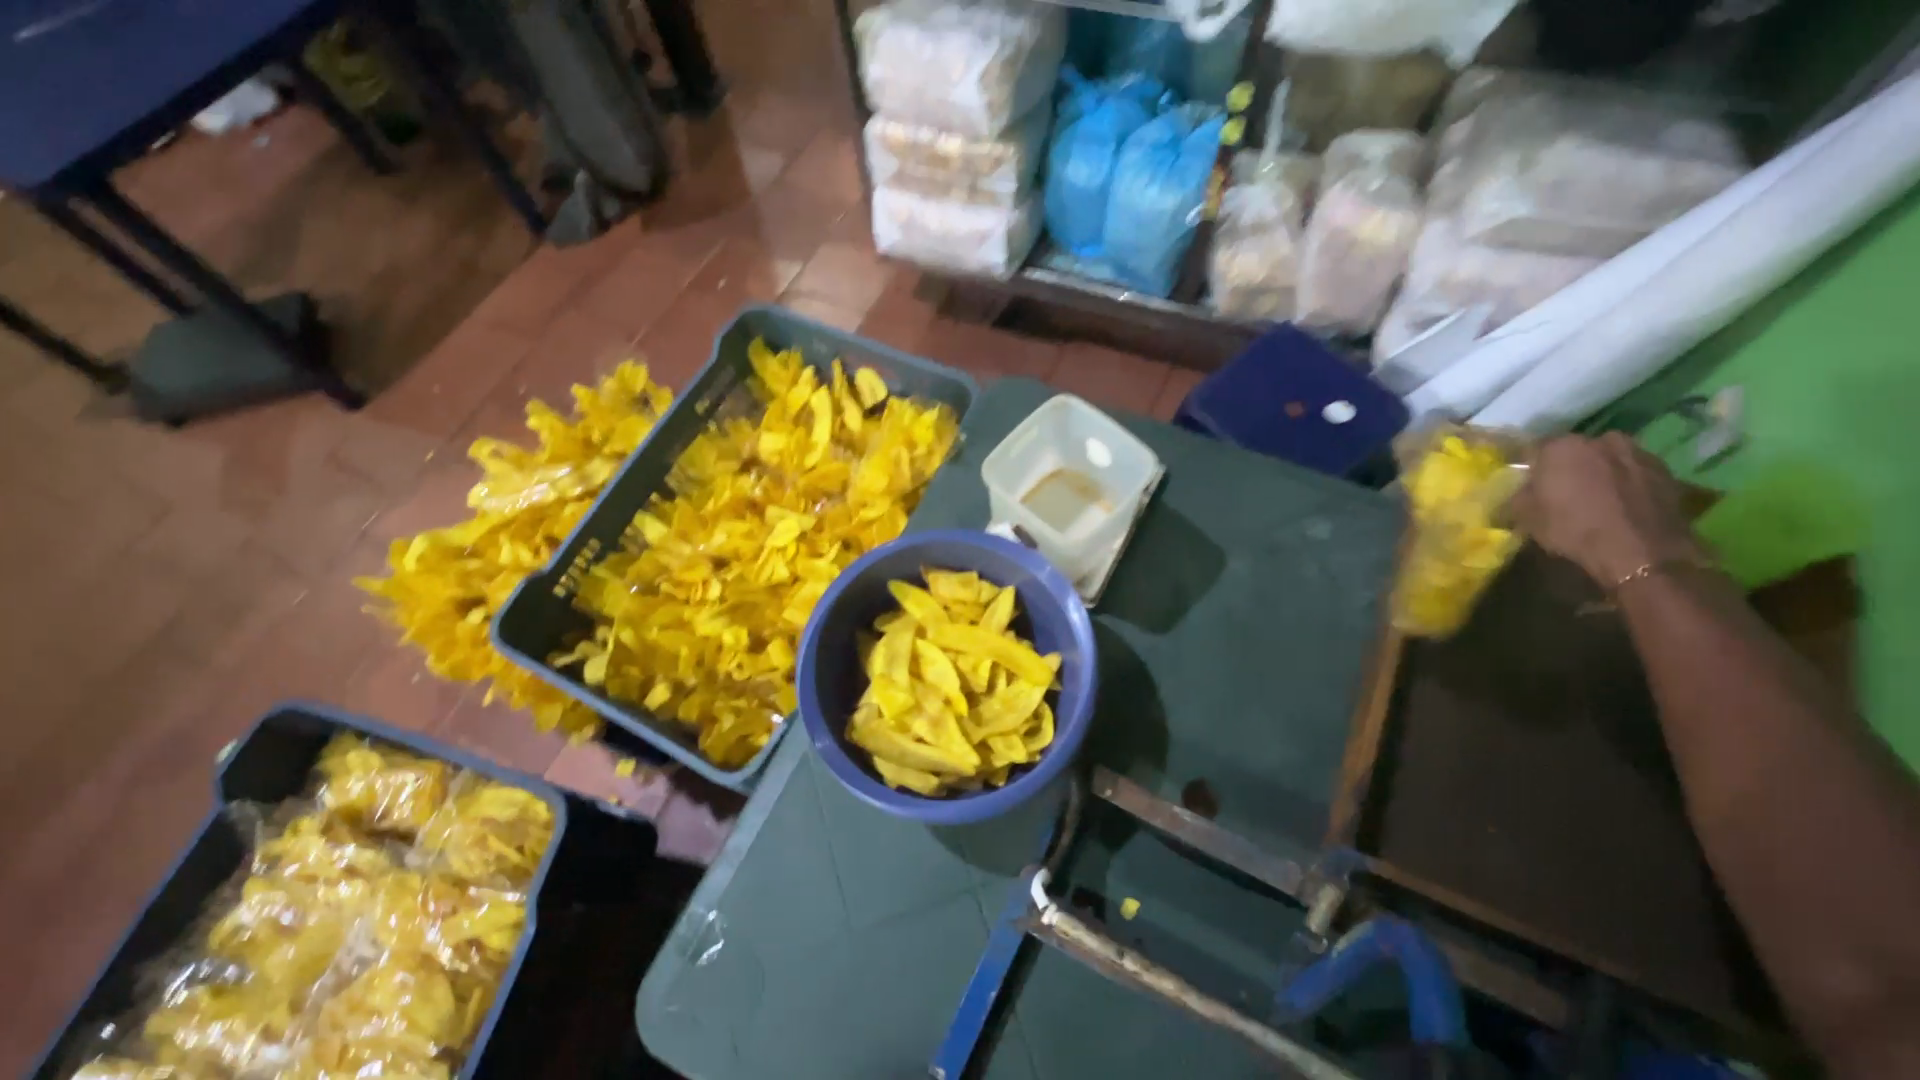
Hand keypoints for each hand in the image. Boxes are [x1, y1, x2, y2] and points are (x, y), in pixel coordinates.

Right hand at [1513, 433, 1707, 585]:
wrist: (1641, 551)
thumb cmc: (1575, 531)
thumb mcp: (1528, 518)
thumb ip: (1520, 496)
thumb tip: (1522, 490)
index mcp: (1560, 446)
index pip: (1534, 450)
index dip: (1531, 468)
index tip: (1530, 485)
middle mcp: (1599, 439)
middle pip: (1576, 450)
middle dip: (1569, 466)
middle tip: (1565, 491)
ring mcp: (1636, 452)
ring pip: (1608, 458)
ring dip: (1601, 472)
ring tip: (1599, 498)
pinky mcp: (1664, 470)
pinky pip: (1634, 472)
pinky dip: (1627, 483)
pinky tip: (1624, 505)